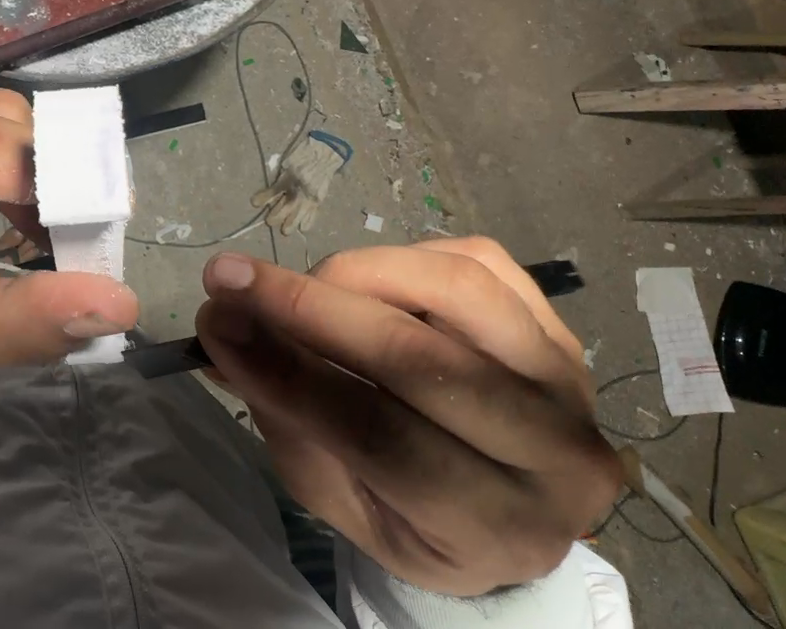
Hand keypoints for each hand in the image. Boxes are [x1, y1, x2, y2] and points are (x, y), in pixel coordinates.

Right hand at [194, 237, 619, 595]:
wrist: (500, 504)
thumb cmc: (401, 507)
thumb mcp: (328, 487)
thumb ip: (280, 409)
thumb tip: (221, 323)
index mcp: (494, 525)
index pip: (380, 436)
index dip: (289, 372)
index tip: (215, 319)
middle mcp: (556, 454)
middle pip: (422, 360)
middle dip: (308, 307)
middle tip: (229, 276)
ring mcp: (570, 381)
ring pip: (457, 291)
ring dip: (353, 275)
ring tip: (296, 286)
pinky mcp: (558, 323)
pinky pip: (477, 259)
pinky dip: (399, 258)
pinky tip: (360, 283)